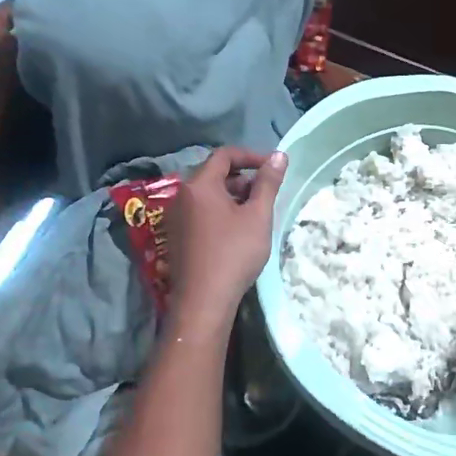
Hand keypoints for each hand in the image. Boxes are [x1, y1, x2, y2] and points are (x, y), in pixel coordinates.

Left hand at [167, 147, 286, 329]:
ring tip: (255, 211)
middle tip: (266, 192)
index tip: (273, 167)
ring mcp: (176, 216)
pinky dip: (220, 210)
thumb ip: (268, 183)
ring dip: (232, 195)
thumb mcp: (257, 215)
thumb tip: (279, 155)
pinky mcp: (177, 235)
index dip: (251, 155)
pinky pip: (200, 211)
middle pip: (214, 173)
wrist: (203, 300)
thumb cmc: (234, 253)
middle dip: (243, 177)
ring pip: (207, 194)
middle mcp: (182, 195)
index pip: (224, 155)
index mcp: (199, 185)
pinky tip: (237, 229)